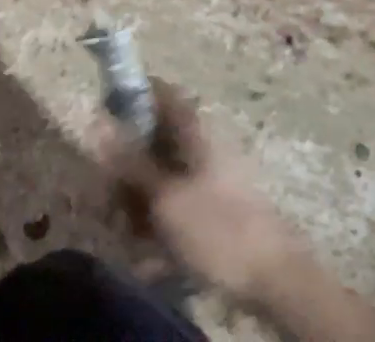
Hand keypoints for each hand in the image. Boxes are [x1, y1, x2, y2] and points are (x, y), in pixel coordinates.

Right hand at [95, 80, 297, 299]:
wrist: (277, 281)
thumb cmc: (218, 230)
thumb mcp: (164, 197)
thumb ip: (129, 161)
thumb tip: (97, 120)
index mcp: (195, 131)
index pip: (160, 92)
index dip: (130, 94)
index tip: (103, 114)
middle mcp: (203, 146)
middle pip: (154, 137)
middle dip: (126, 165)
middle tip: (110, 197)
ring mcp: (211, 178)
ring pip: (161, 175)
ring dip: (138, 200)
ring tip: (127, 233)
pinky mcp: (216, 210)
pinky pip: (176, 204)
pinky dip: (158, 222)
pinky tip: (149, 255)